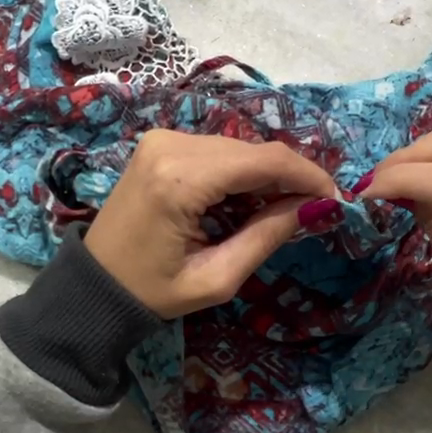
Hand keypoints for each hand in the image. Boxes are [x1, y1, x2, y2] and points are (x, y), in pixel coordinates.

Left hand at [83, 131, 336, 318]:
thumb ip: (267, 236)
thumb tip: (314, 206)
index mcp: (180, 179)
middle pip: (253, 150)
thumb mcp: (216, 277)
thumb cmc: (152, 292)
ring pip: (237, 148)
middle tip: (314, 210)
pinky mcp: (158, 145)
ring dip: (265, 175)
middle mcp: (171, 145)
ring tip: (282, 211)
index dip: (308, 176)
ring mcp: (161, 140)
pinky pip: (216, 151)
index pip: (263, 161)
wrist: (93, 286)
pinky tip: (248, 202)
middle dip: (289, 177)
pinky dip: (240, 173)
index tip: (337, 199)